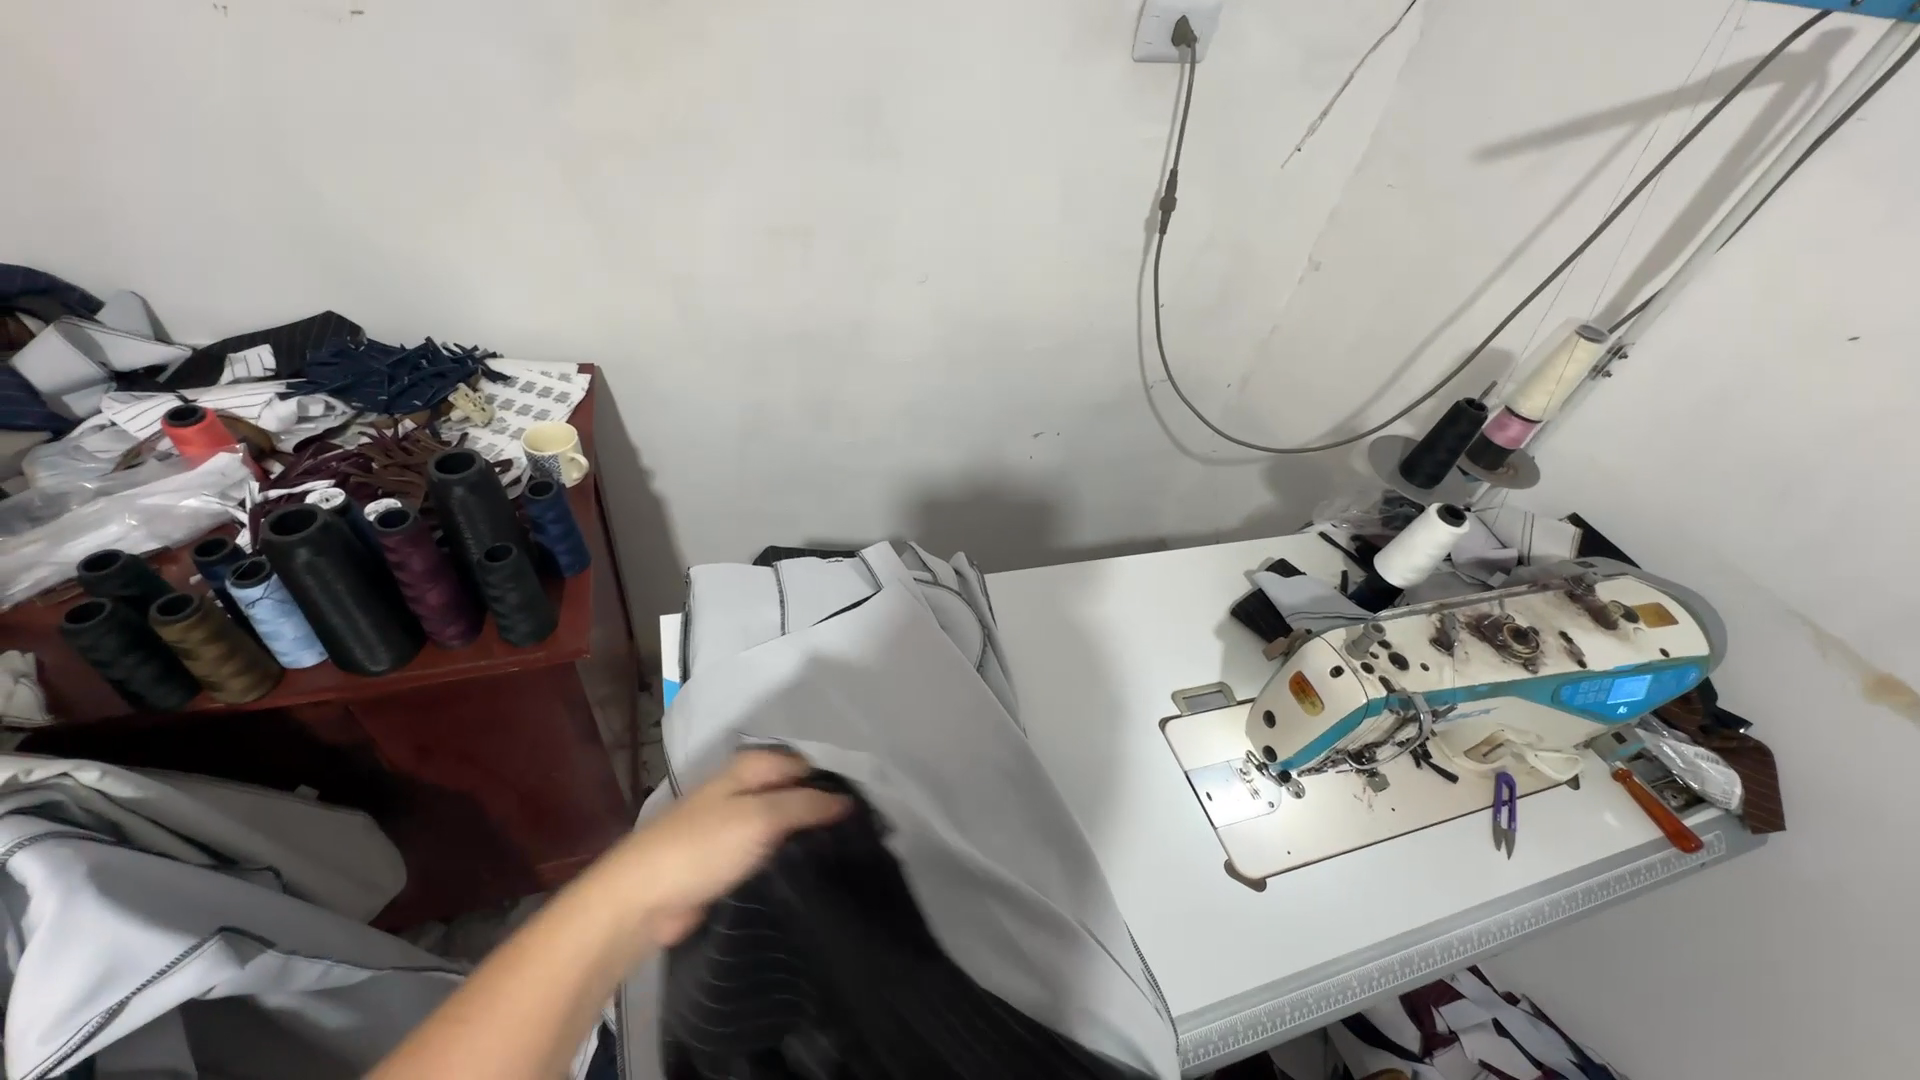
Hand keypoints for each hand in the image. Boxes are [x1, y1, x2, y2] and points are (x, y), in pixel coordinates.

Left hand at [608, 749, 850, 946]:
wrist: (643, 900)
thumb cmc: (702, 848)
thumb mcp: (760, 818)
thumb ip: (807, 805)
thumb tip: (848, 800)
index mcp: (752, 766)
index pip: (810, 766)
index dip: (837, 784)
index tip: (869, 811)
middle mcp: (747, 788)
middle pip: (799, 793)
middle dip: (827, 811)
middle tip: (866, 837)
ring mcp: (739, 823)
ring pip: (788, 824)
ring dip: (811, 838)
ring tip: (850, 856)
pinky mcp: (733, 858)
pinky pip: (773, 851)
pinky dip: (792, 858)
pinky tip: (817, 872)